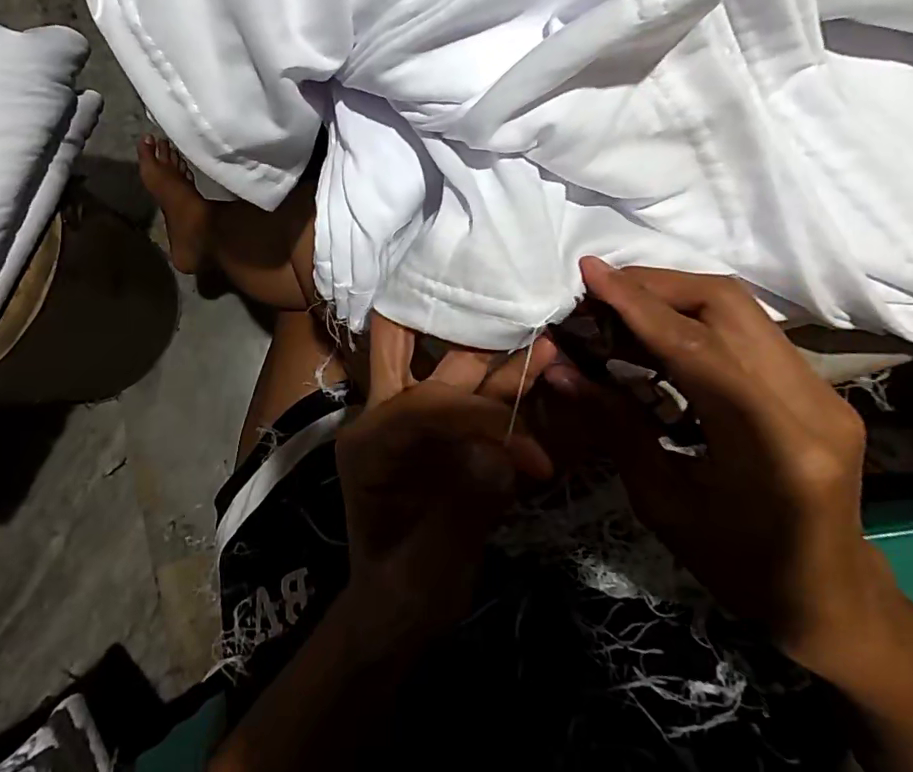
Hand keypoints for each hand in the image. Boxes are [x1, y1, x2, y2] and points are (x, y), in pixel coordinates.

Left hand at [334, 316, 556, 641]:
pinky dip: (511, 387)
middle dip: (444, 323)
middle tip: (489, 298)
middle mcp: (389, 417)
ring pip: (456, 370)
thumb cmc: (405, 591)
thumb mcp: (427, 566)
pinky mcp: (452, 434)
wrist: (405, 612)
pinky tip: (542, 366)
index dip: (482, 420)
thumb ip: (460, 510)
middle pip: (406, 347)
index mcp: (370, 443)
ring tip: (542, 339)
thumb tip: (499, 459)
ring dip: (498, 357)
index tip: (532, 458)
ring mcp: (422, 422)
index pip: (425, 405)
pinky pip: (482, 400)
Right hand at [547, 257, 895, 670]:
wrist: (828, 597)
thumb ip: (616, 426)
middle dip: (658, 285)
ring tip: (624, 306)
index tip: (591, 271)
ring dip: (677, 297)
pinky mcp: (823, 387)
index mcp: (774, 446)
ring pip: (744, 311)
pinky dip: (701, 322)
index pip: (699, 347)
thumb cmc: (738, 568)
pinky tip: (665, 336)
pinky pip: (754, 333)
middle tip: (603, 288)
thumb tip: (563, 370)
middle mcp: (813, 403)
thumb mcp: (663, 504)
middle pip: (730, 305)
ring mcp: (826, 390)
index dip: (639, 304)